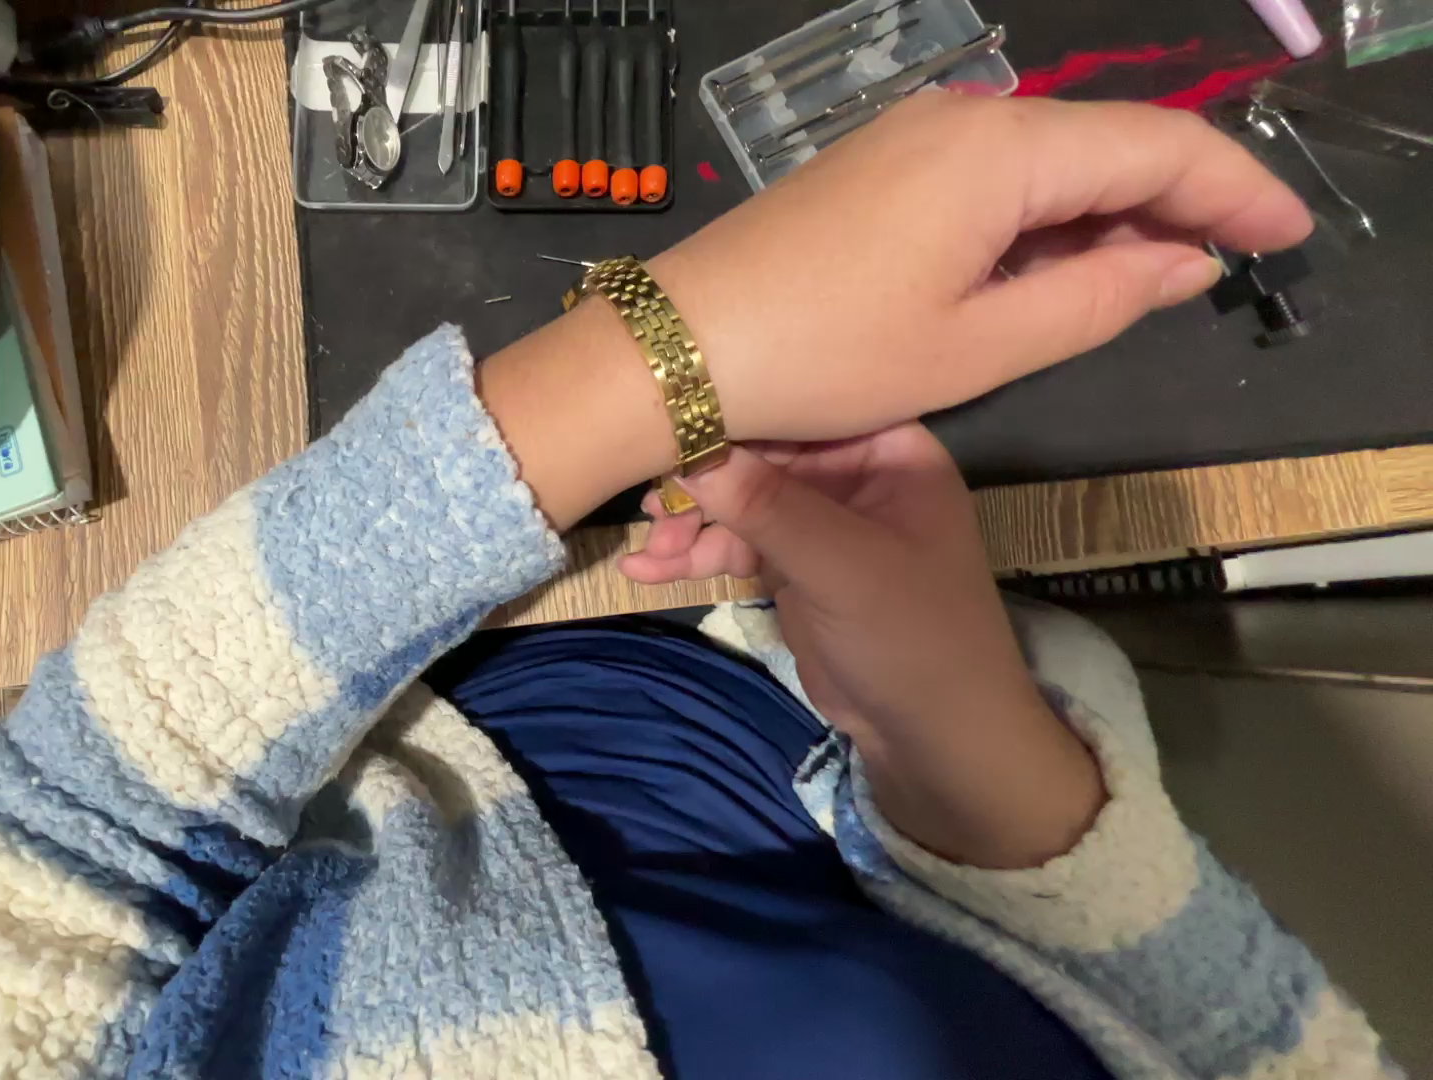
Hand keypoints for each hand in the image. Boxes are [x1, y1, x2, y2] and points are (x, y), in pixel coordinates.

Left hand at [477, 94, 1311, 529]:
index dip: (1234, 193)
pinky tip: (1001, 279)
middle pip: (1086, 151)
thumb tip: (1178, 261)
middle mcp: (947, 121)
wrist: (674, 349)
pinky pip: (955, 188)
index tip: (1281, 238)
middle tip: (1181, 281)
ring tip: (1097, 292)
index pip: (1159, 148)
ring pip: (1018, 173)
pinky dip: (998, 230)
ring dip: (1068, 227)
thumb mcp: (970, 350)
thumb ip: (1092, 301)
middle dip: (1147, 213)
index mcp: (997, 151)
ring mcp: (888, 143)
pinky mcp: (847, 175)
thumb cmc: (820, 359)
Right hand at [621, 426, 1105, 867]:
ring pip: (736, 504)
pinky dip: (691, 559)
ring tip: (650, 554)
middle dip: (701, 487)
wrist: (929, 734)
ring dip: (688, 529)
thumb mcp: (840, 565)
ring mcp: (816, 522)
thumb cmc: (911, 635)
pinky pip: (731, 546)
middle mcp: (848, 476)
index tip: (672, 428)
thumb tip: (687, 456)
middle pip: (757, 459)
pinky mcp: (789, 563)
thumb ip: (767, 507)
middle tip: (653, 510)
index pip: (802, 410)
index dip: (737, 415)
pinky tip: (645, 573)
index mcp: (886, 451)